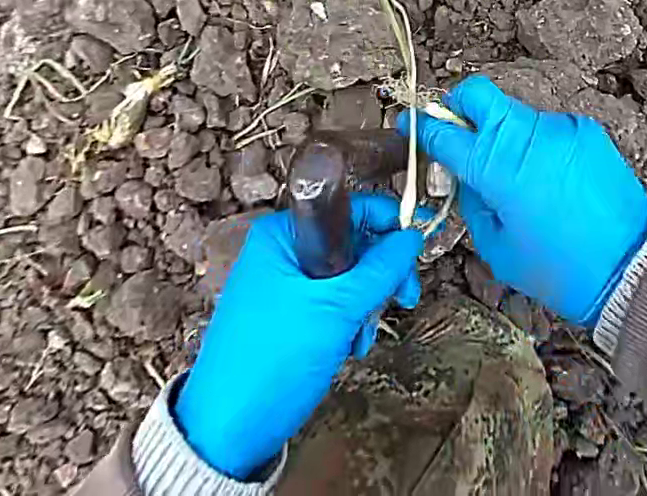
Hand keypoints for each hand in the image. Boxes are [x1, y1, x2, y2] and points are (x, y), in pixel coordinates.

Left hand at [173, 197, 422, 479]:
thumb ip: (383, 266)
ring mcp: (286, 281)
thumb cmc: (273, 362)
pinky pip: (337, 296)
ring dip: (370, 300)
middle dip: (383, 271)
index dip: (391, 223)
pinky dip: (354, 316)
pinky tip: (352, 341)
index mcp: (284, 234)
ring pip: (351, 271)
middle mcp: (284, 250)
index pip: (354, 208)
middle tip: (403, 295)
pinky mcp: (291, 310)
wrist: (225, 437)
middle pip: (357, 240)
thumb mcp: (339, 307)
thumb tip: (414, 235)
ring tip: (366, 331)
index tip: (421, 239)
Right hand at [396, 75, 646, 327]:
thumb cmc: (560, 267)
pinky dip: (535, 142)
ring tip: (511, 171)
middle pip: (478, 93)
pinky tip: (545, 174)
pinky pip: (546, 126)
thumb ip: (471, 198)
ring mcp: (561, 127)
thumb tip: (461, 172)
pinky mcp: (585, 129)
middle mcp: (530, 135)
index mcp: (500, 168)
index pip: (445, 131)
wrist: (630, 263)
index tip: (408, 123)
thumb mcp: (495, 245)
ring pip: (513, 112)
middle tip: (455, 135)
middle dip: (457, 107)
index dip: (421, 125)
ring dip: (501, 132)